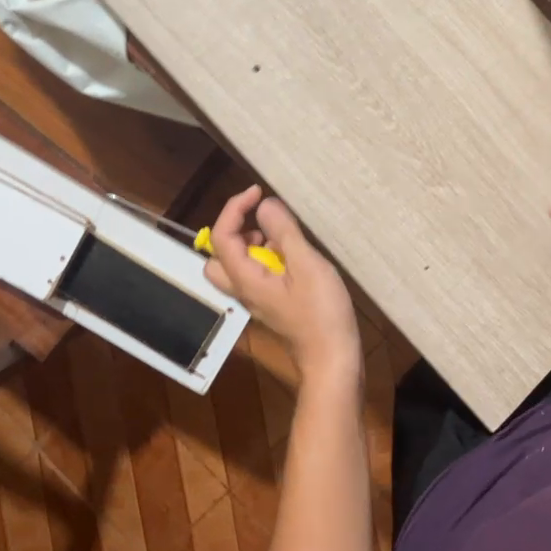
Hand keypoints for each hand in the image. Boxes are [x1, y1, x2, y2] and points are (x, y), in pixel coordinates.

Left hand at [202, 185, 361, 383]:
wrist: (332, 358)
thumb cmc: (321, 312)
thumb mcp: (306, 265)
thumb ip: (284, 233)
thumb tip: (265, 206)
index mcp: (245, 279)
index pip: (221, 236)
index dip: (235, 208)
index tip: (259, 192)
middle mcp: (243, 290)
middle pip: (218, 257)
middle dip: (235, 232)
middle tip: (264, 226)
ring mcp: (257, 300)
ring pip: (238, 266)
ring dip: (254, 245)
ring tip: (287, 241)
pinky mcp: (272, 305)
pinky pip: (257, 275)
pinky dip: (268, 259)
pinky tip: (297, 261)